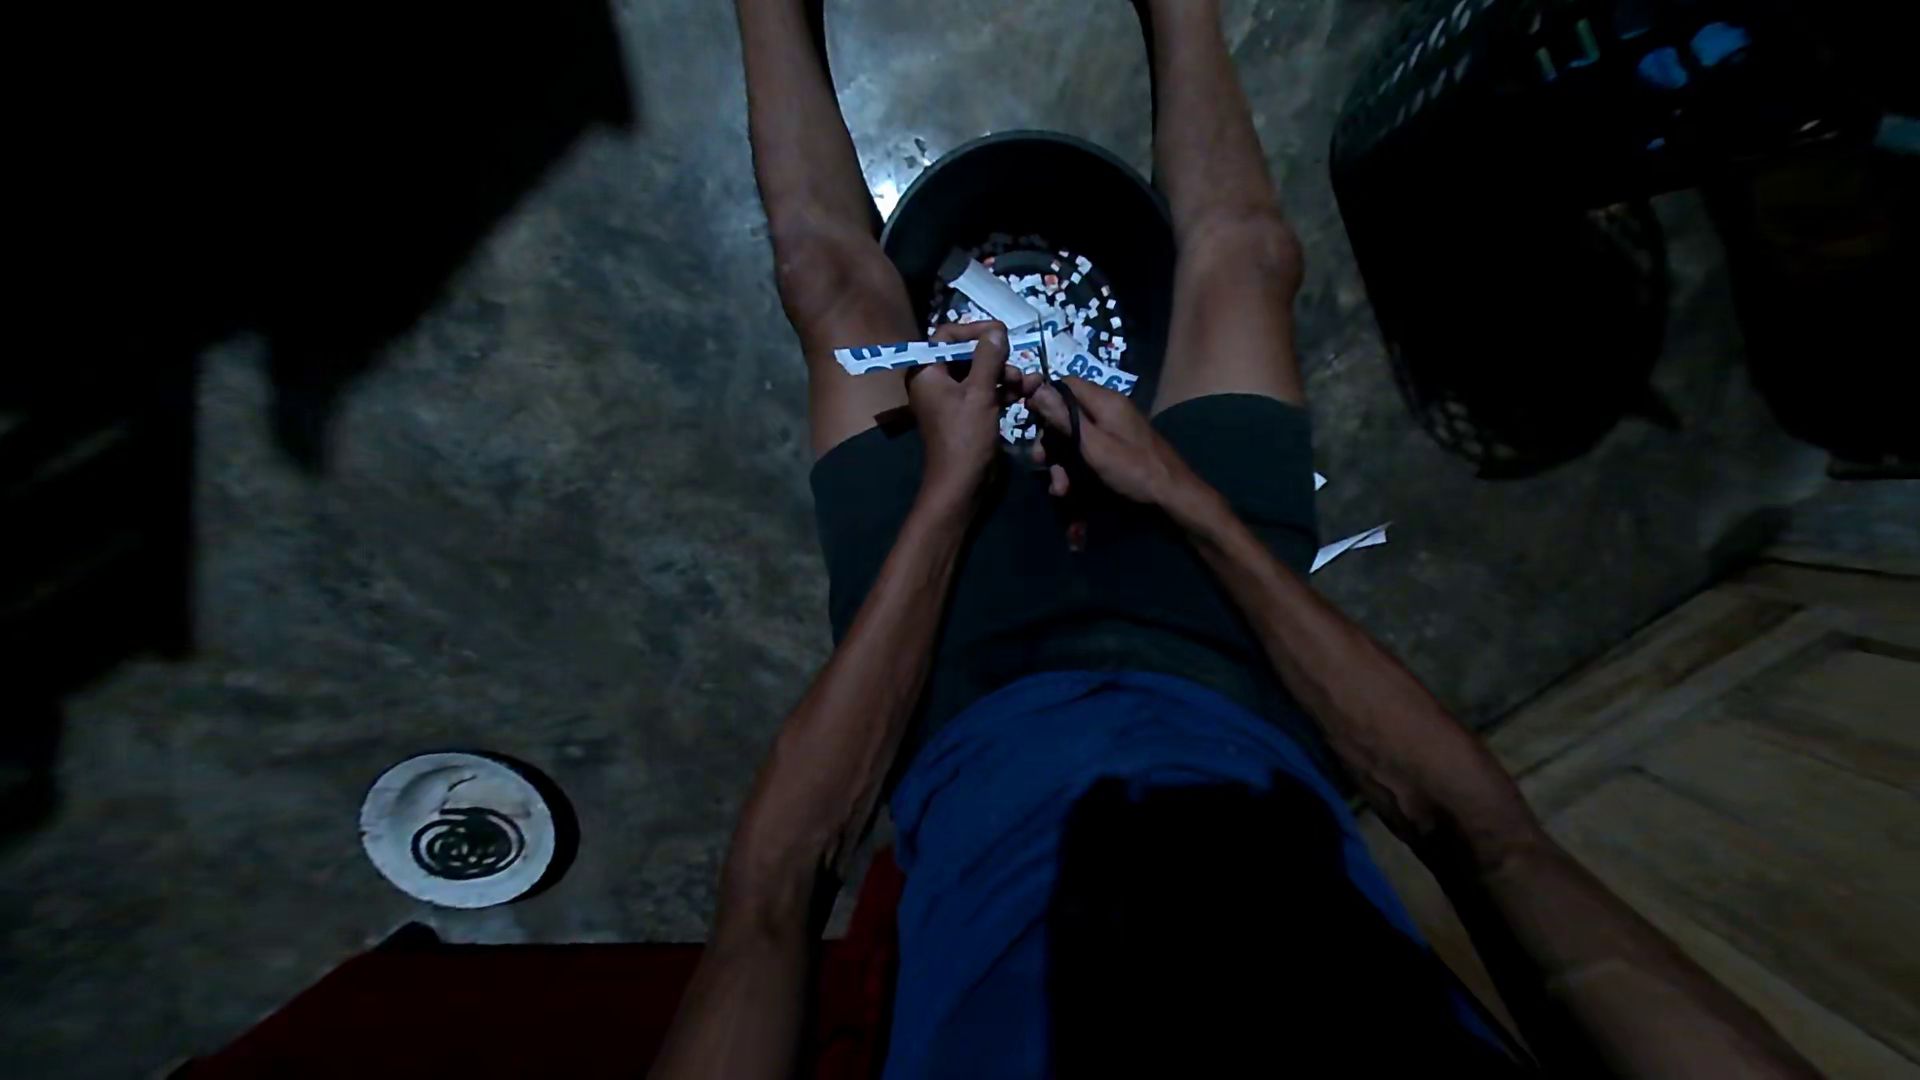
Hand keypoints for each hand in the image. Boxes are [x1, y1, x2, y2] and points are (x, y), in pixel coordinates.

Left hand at [906, 321, 1033, 506]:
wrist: (963, 483)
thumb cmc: (965, 436)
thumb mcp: (979, 392)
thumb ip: (988, 357)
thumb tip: (997, 331)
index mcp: (927, 372)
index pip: (946, 335)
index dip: (975, 330)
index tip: (1001, 332)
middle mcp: (936, 383)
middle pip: (967, 355)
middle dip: (995, 358)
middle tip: (1015, 368)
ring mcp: (953, 401)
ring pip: (981, 374)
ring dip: (1005, 375)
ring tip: (1027, 383)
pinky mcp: (968, 416)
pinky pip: (987, 393)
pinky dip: (1005, 390)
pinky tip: (1028, 390)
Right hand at [1025, 377, 1209, 513]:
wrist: (1171, 494)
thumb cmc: (1132, 468)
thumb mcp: (1093, 444)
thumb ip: (1064, 417)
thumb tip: (1037, 388)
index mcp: (1104, 401)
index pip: (1066, 383)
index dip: (1044, 397)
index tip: (1029, 418)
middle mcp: (1108, 410)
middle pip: (1066, 414)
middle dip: (1050, 440)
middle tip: (1040, 462)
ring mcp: (1112, 430)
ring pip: (1074, 437)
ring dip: (1061, 461)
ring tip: (1059, 488)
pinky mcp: (1114, 447)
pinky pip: (1087, 450)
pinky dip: (1076, 467)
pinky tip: (1069, 490)